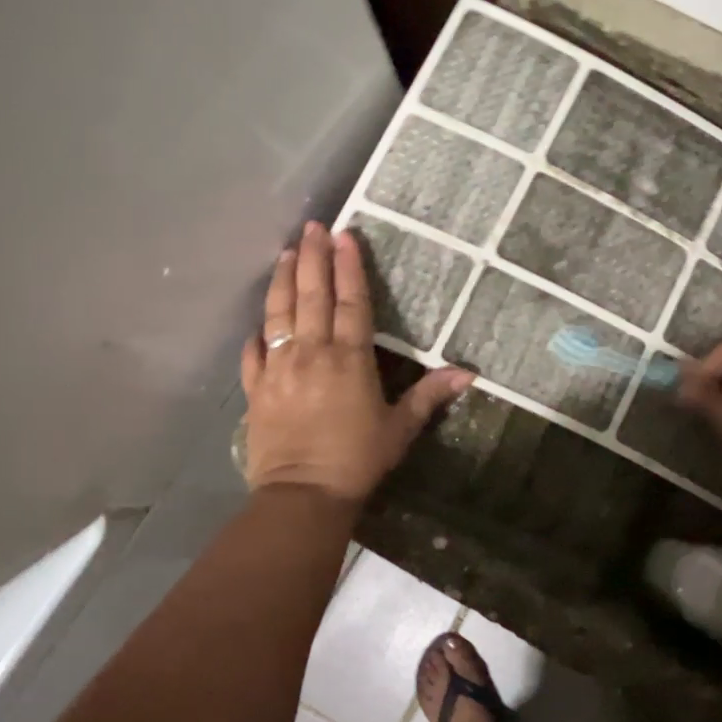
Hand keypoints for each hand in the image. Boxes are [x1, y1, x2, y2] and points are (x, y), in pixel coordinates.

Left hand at [239, 222, 473, 501]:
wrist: (303, 495)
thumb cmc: (357, 460)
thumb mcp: (399, 428)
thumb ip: (429, 395)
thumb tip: (468, 373)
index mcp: (349, 359)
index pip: (351, 302)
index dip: (349, 267)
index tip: (345, 235)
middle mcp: (312, 353)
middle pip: (312, 296)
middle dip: (314, 258)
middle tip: (313, 226)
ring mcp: (279, 368)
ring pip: (280, 313)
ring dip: (284, 280)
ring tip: (288, 253)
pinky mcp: (256, 389)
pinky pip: (253, 352)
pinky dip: (257, 333)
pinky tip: (259, 321)